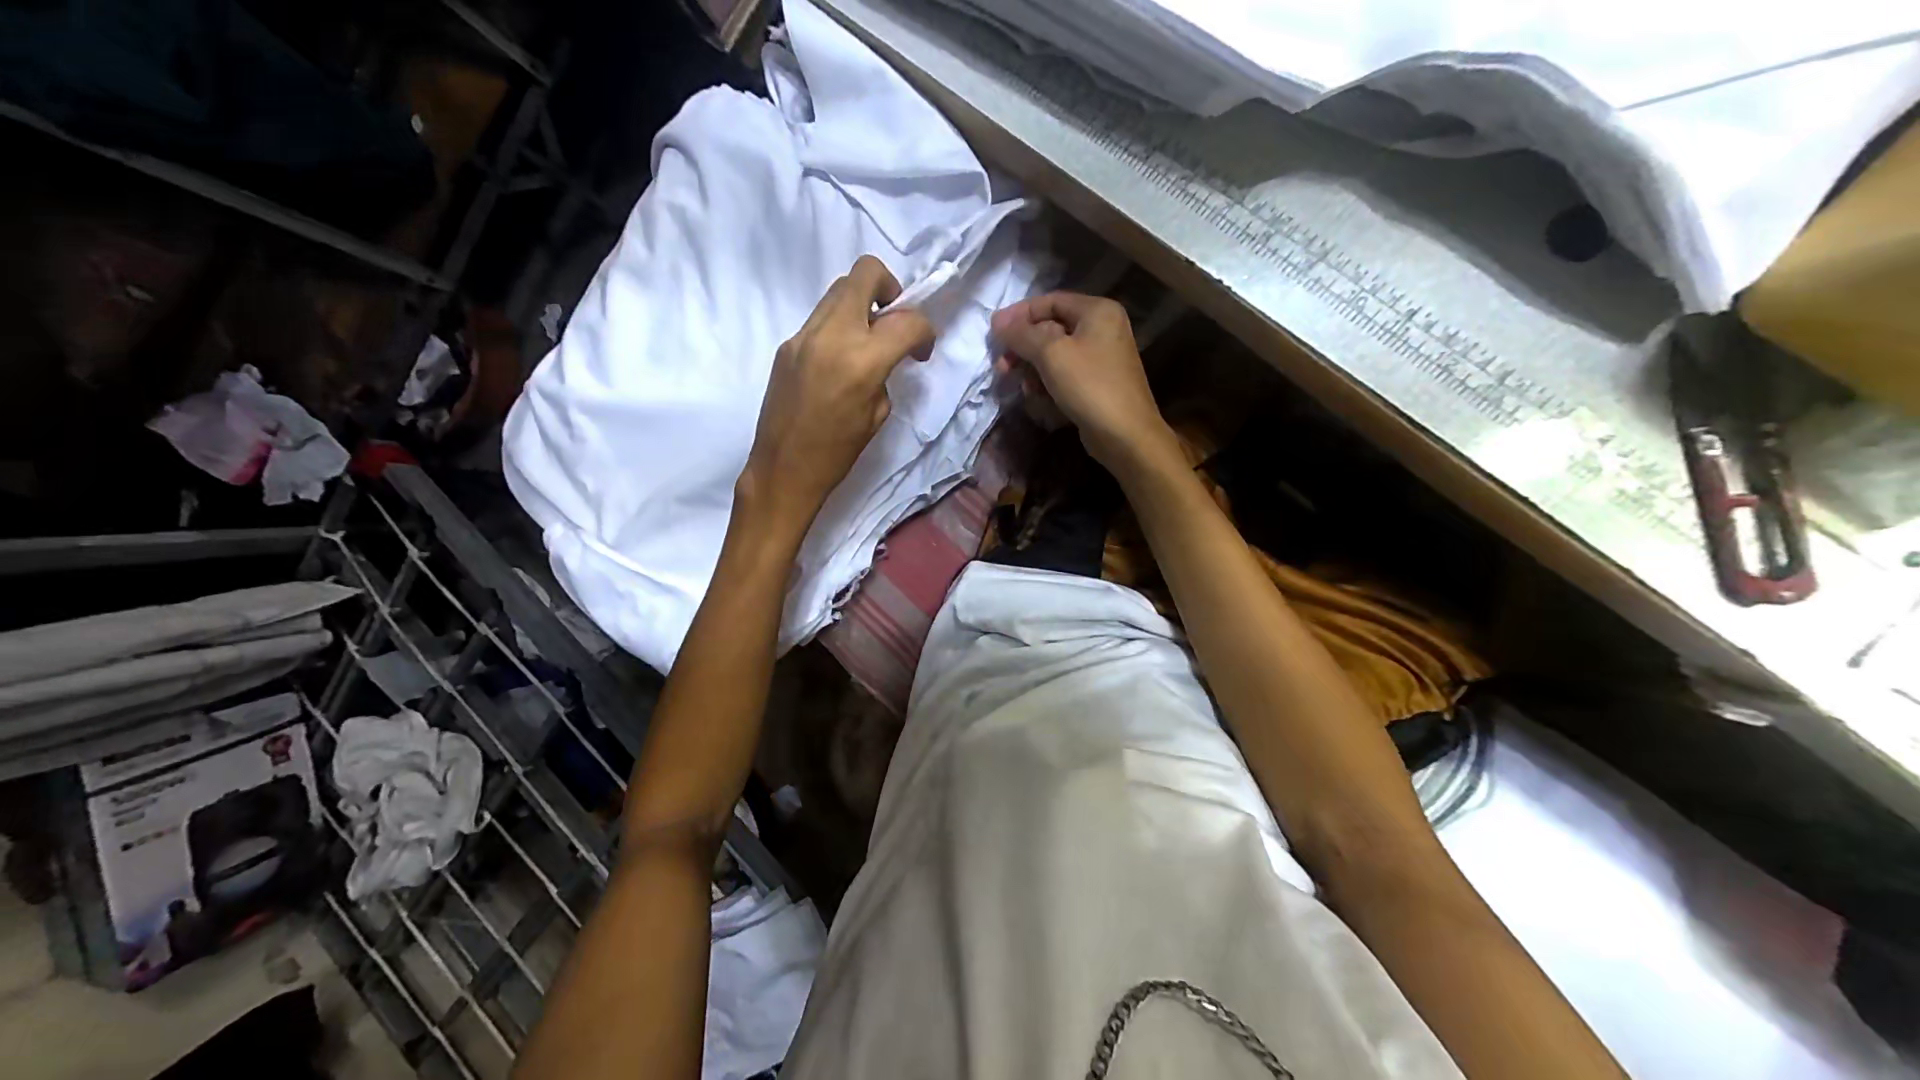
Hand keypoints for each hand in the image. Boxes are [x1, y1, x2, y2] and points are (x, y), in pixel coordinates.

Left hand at [737, 256, 934, 540]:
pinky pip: (820, 317)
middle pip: (865, 273)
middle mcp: (832, 335)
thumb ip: (887, 371)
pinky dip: (839, 325)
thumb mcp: (877, 414)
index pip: (906, 320)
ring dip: (861, 304)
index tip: (920, 350)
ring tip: (867, 340)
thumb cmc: (837, 454)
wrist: (782, 470)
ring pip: (839, 289)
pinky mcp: (787, 344)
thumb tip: (888, 351)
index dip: (924, 331)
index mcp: (863, 361)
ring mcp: (804, 335)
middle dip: (889, 288)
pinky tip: (840, 360)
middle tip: (892, 321)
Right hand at [990, 292, 1174, 472]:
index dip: (1018, 315)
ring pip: (1055, 354)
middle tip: (1001, 365)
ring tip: (1021, 386)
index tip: (993, 332)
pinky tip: (1037, 397)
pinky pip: (1065, 373)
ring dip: (1033, 368)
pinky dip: (1048, 382)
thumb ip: (1022, 334)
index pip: (1049, 301)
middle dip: (1023, 347)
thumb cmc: (1089, 386)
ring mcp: (1101, 357)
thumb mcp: (1051, 354)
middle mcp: (1103, 328)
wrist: (1125, 434)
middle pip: (1051, 328)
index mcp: (1097, 311)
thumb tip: (998, 322)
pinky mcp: (1097, 382)